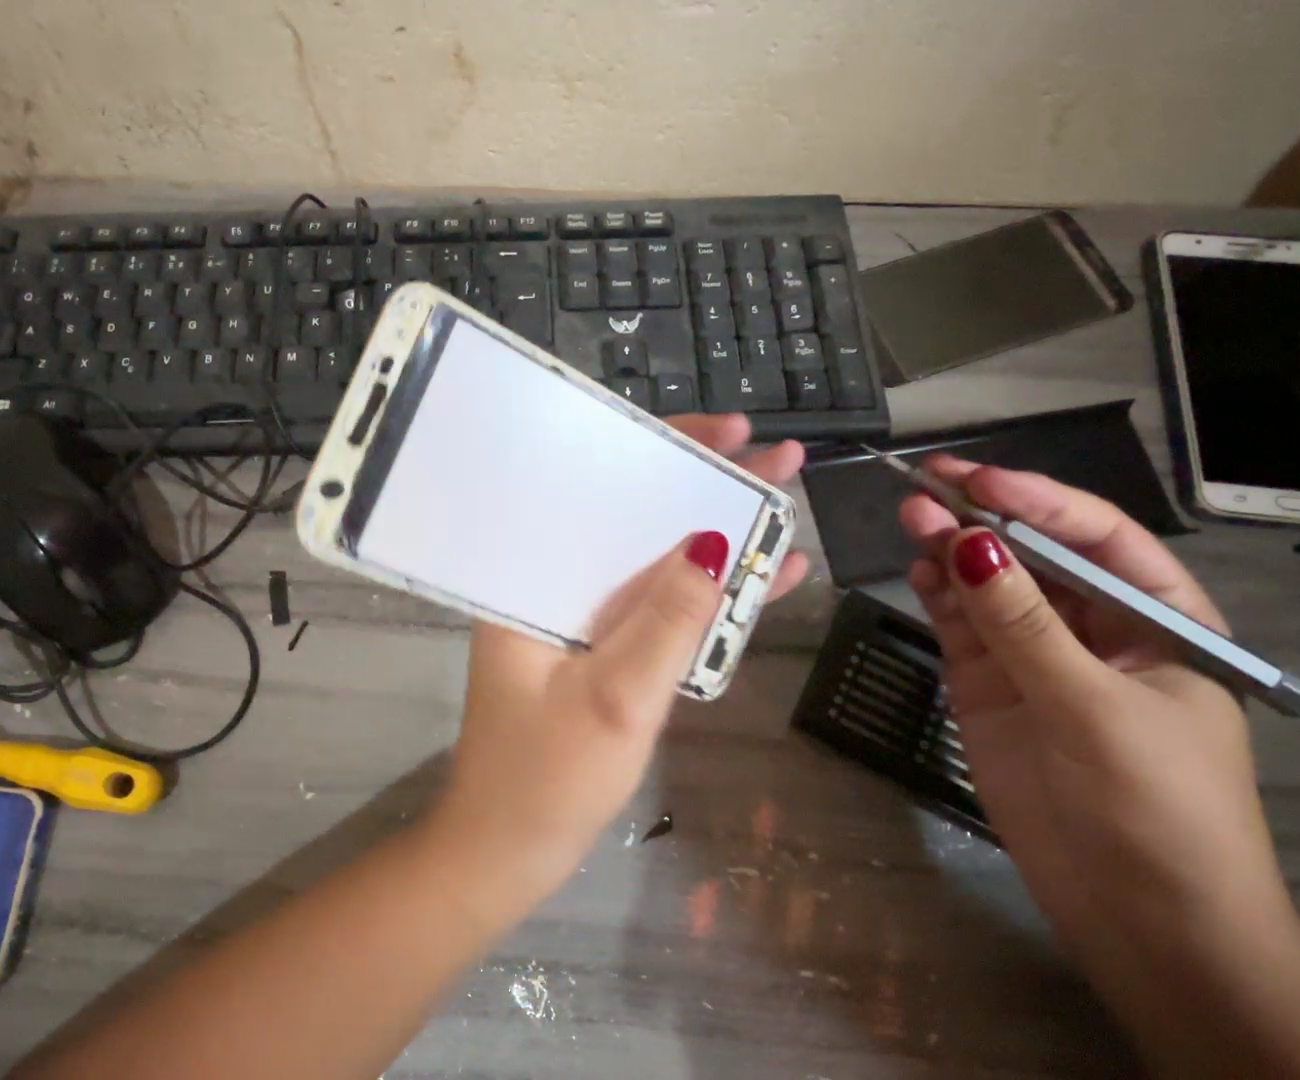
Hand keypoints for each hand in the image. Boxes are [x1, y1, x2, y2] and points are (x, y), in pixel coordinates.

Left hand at [433, 415, 807, 897]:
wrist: (511, 852)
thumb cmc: (546, 779)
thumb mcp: (615, 699)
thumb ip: (666, 623)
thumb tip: (716, 544)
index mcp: (532, 579)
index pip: (598, 491)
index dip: (665, 453)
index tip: (727, 431)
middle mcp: (555, 586)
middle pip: (634, 520)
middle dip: (707, 488)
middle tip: (779, 456)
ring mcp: (584, 622)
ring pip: (657, 564)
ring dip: (719, 539)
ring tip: (788, 499)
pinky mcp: (607, 654)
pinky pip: (661, 611)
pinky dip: (709, 598)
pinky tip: (771, 577)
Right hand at [898, 458, 1299, 1030]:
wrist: (1139, 913)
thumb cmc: (1153, 802)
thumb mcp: (1092, 704)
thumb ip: (1023, 623)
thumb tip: (965, 541)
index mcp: (1156, 618)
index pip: (1096, 537)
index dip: (1037, 501)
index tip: (975, 479)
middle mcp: (1093, 628)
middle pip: (1033, 556)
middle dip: (982, 521)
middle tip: (922, 487)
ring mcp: (1036, 659)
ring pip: (988, 588)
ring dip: (951, 553)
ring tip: (909, 519)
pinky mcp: (991, 690)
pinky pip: (963, 630)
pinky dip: (939, 599)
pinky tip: (918, 571)